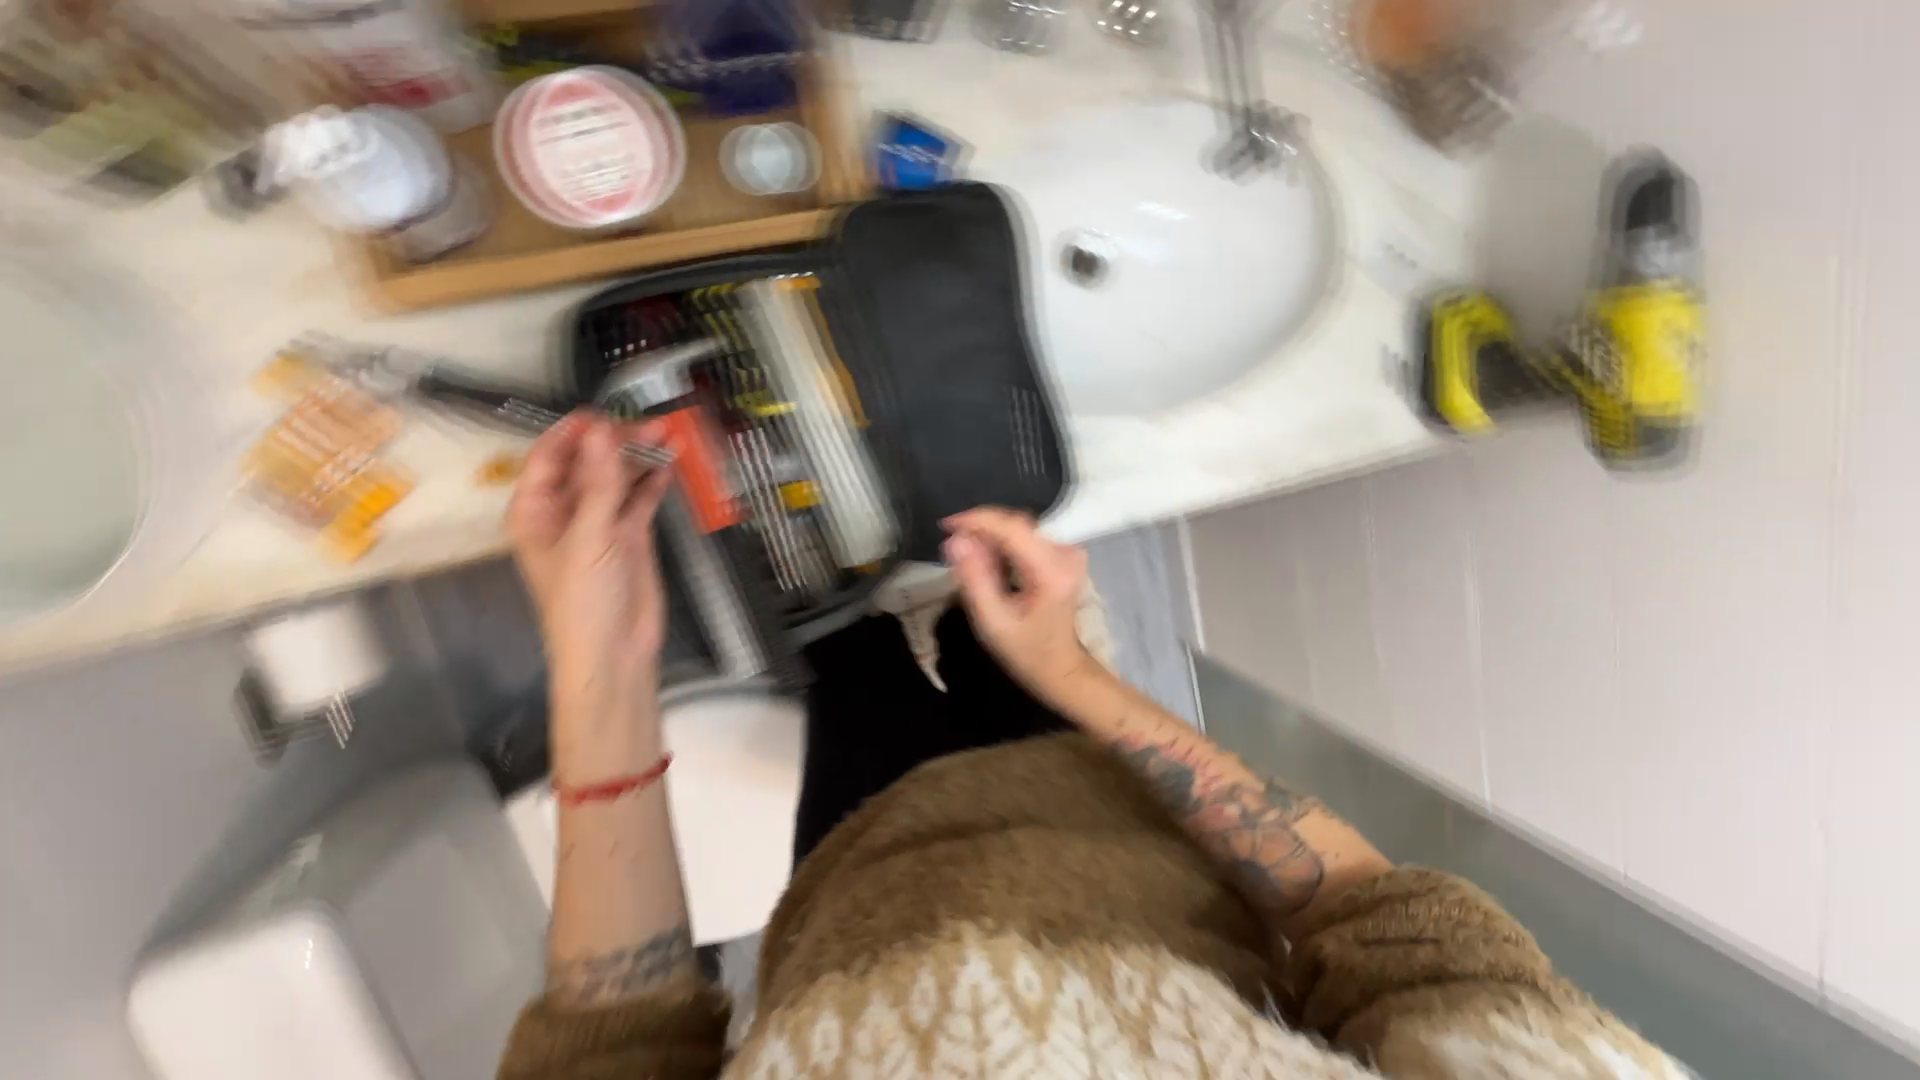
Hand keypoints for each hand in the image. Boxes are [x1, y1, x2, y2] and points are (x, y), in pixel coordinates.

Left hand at [508, 412, 674, 783]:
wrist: (614, 651)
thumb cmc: (583, 599)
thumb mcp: (588, 536)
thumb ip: (599, 482)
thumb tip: (600, 431)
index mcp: (536, 510)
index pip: (550, 457)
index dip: (575, 433)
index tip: (605, 413)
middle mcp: (565, 511)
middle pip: (588, 463)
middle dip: (615, 442)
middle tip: (648, 424)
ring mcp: (600, 523)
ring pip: (618, 478)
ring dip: (639, 457)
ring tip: (666, 433)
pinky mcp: (630, 536)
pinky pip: (640, 499)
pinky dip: (653, 481)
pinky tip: (669, 461)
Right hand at [942, 507, 1101, 705]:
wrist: (1060, 666)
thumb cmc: (1026, 651)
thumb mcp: (992, 622)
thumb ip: (973, 579)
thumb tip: (954, 541)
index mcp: (1052, 571)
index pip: (1013, 527)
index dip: (977, 520)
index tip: (947, 525)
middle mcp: (1066, 554)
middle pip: (1016, 525)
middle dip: (981, 530)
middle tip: (953, 547)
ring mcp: (1068, 553)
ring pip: (1020, 529)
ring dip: (991, 536)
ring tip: (967, 556)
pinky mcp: (1064, 555)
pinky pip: (1027, 537)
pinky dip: (1004, 543)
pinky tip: (988, 560)